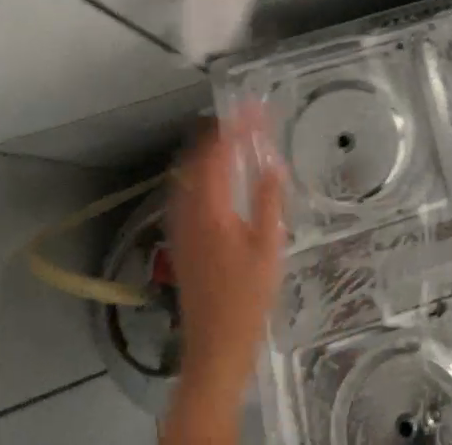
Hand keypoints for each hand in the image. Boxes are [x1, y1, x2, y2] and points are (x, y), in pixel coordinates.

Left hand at [168, 106, 286, 407]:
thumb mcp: (269, 247)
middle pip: (198, 158)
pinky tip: (216, 175)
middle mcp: (188, 211)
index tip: (255, 106)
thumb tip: (271, 164)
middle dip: (221, 130)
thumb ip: (268, 201)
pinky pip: (186, 190)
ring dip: (209, 149)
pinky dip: (201, 170)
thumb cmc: (247, 299)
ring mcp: (180, 225)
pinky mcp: (180, 238)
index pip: (220, 153)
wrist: (214, 345)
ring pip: (188, 173)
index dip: (236, 125)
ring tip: (232, 133)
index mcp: (211, 209)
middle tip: (246, 114)